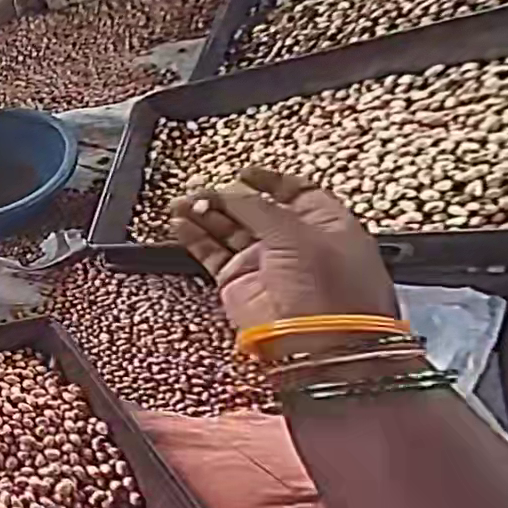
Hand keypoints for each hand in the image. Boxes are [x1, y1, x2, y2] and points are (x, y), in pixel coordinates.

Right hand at [168, 165, 397, 332]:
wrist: (312, 335)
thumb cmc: (327, 286)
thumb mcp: (297, 234)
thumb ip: (259, 210)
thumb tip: (231, 191)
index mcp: (323, 224)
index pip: (295, 192)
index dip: (268, 181)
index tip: (243, 172)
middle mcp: (292, 241)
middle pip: (253, 210)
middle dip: (226, 198)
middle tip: (200, 190)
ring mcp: (261, 261)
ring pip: (226, 230)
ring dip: (204, 215)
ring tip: (181, 204)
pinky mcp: (235, 280)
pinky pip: (209, 252)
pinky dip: (193, 238)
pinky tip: (180, 224)